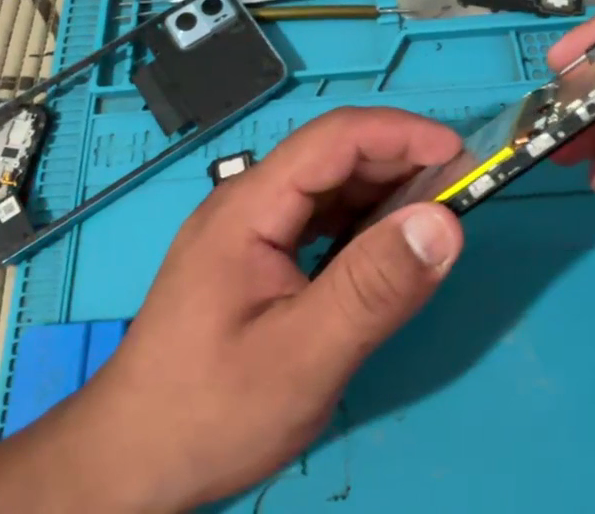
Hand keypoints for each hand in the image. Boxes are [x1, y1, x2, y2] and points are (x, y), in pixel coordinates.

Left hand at [0, 108, 465, 513]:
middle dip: (400, 162)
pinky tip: (386, 251)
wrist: (131, 460)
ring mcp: (246, 231)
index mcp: (248, 207)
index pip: (334, 139)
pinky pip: (315, 222)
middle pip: (332, 157)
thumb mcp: (302, 357)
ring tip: (436, 218)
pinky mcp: (252, 259)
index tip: (461, 156)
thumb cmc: (210, 411)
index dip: (401, 134)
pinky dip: (361, 225)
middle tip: (463, 193)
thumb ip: (374, 289)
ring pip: (326, 189)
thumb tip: (443, 223)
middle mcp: (246, 203)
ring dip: (384, 194)